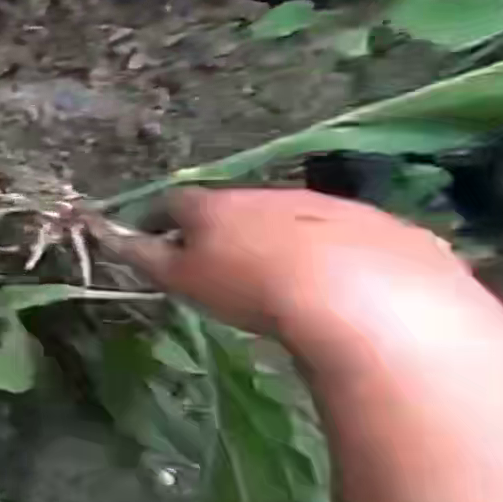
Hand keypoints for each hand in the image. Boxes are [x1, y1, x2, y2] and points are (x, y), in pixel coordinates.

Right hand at [95, 188, 502, 364]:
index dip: (156, 221)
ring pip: (294, 220)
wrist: (374, 307)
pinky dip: (338, 255)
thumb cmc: (251, 290)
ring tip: (283, 281)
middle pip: (235, 208)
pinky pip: (352, 238)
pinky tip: (342, 289)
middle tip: (219, 267)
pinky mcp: (393, 229)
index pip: (170, 202)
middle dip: (224, 230)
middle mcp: (271, 193)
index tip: (153, 245)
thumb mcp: (178, 279)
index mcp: (214, 204)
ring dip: (281, 241)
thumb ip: (141, 254)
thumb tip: (108, 234)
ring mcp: (337, 207)